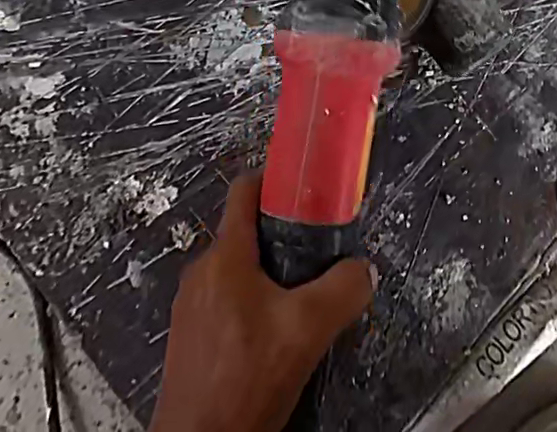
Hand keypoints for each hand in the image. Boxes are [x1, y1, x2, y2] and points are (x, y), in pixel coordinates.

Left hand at [150, 173, 374, 431]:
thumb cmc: (248, 377)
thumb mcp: (310, 327)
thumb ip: (346, 286)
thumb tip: (364, 268)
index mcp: (224, 257)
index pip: (246, 190)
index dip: (279, 178)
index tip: (312, 186)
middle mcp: (201, 273)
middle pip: (250, 230)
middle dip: (287, 232)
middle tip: (322, 248)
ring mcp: (192, 307)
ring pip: (242, 266)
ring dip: (275, 270)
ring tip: (306, 294)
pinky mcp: (192, 337)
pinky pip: (230, 297)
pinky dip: (258, 298)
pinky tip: (281, 328)